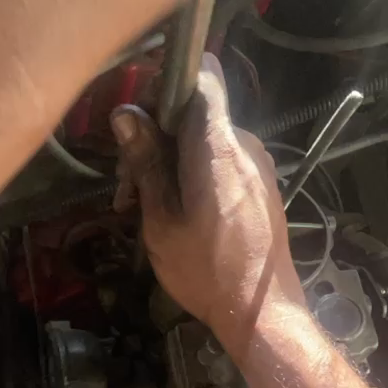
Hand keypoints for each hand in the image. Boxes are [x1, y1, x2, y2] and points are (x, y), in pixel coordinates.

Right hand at [111, 54, 304, 354]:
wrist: (260, 312)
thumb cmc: (206, 272)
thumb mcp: (162, 222)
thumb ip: (146, 164)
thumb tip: (124, 114)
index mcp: (216, 146)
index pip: (200, 75)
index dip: (164, 83)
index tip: (137, 119)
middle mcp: (244, 144)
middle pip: (195, 114)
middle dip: (155, 139)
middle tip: (127, 189)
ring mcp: (258, 165)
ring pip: (205, 142)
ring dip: (171, 163)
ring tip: (146, 209)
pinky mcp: (262, 187)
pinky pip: (221, 164)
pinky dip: (194, 177)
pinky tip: (177, 215)